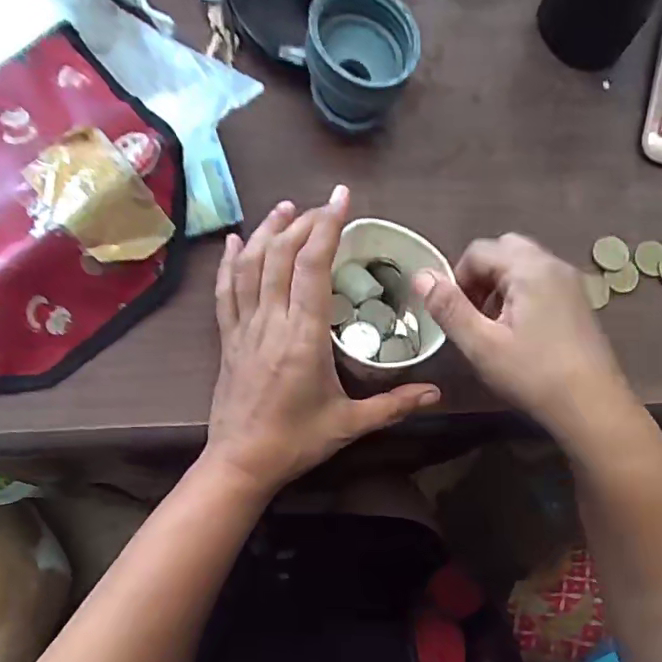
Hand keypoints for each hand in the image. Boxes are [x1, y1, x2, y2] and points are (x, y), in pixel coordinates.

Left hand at [202, 186, 440, 495]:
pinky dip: (231, 263)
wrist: (241, 462)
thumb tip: (436, 393)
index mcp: (303, 337)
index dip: (326, 227)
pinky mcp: (228, 340)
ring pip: (251, 267)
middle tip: (322, 209)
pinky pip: (226, 292)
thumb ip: (392, 405)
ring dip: (267, 233)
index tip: (341, 199)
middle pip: (281, 257)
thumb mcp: (348, 425)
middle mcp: (271, 323)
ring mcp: (244, 330)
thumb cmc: (295, 443)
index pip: (312, 267)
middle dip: (301, 224)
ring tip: (284, 209)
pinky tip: (237, 243)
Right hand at [414, 234, 635, 441]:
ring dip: (498, 288)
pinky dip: (520, 297)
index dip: (456, 278)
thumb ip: (449, 308)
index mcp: (528, 268)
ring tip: (491, 329)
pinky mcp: (577, 302)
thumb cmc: (532, 374)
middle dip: (479, 278)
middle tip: (471, 317)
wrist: (590, 402)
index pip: (478, 251)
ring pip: (523, 267)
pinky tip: (517, 334)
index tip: (452, 314)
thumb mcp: (481, 345)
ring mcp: (570, 282)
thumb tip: (421, 276)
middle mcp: (552, 264)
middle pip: (504, 251)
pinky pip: (540, 283)